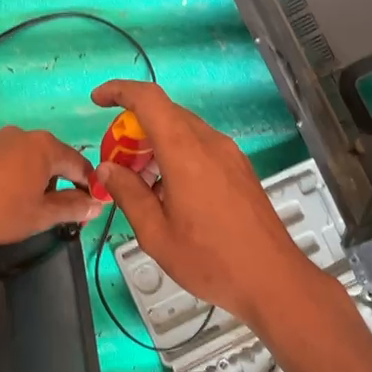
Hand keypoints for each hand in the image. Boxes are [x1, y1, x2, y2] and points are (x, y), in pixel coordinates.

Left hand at [0, 126, 101, 245]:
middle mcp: (25, 135)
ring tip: (34, 207)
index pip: (80, 164)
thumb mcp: (40, 215)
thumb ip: (72, 208)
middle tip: (65, 212)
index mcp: (45, 146)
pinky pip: (13, 159)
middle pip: (56, 159)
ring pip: (33, 159)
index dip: (91, 187)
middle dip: (65, 184)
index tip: (93, 208)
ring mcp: (1, 138)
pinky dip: (20, 176)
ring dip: (41, 180)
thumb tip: (97, 205)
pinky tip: (10, 197)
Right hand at [90, 80, 330, 327]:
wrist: (272, 280)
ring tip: (141, 185)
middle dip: (133, 130)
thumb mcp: (155, 234)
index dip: (120, 91)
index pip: (149, 99)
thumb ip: (129, 194)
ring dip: (155, 145)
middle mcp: (210, 143)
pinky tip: (170, 193)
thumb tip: (108, 168)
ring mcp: (230, 154)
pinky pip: (201, 147)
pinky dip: (177, 156)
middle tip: (116, 165)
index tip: (98, 101)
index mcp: (185, 152)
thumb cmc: (210, 261)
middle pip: (165, 114)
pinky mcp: (240, 169)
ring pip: (184, 131)